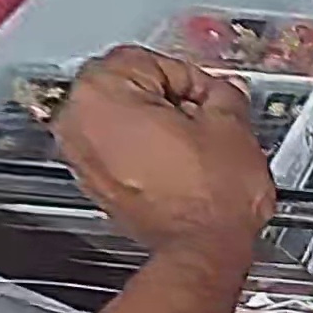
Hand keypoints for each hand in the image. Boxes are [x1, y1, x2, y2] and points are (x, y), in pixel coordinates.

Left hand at [54, 46, 275, 267]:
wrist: (205, 251)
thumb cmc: (212, 199)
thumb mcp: (233, 131)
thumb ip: (225, 97)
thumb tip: (224, 93)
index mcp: (103, 94)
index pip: (148, 61)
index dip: (192, 78)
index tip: (215, 98)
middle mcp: (79, 123)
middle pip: (129, 91)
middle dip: (173, 103)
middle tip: (209, 123)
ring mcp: (84, 160)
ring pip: (125, 126)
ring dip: (161, 131)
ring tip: (199, 151)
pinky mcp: (99, 189)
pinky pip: (124, 158)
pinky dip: (150, 159)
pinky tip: (184, 173)